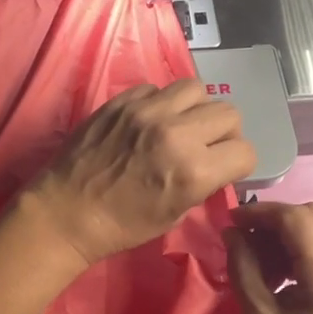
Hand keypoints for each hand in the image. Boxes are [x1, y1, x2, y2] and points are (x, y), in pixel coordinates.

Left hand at [24, 80, 256, 266]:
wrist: (66, 212)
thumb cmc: (121, 225)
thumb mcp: (175, 214)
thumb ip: (202, 183)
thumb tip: (214, 164)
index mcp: (194, 171)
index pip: (246, 151)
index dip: (238, 163)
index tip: (224, 168)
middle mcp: (176, 134)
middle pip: (228, 114)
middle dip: (224, 133)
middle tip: (205, 146)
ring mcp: (147, 112)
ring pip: (196, 89)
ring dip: (196, 108)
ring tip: (180, 126)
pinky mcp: (122, 101)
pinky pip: (158, 88)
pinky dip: (161, 103)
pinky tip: (148, 122)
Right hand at [225, 202, 312, 313]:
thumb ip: (243, 267)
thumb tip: (232, 233)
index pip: (295, 219)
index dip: (261, 213)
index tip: (232, 220)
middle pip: (312, 214)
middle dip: (275, 219)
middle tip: (245, 238)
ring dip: (288, 231)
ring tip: (260, 258)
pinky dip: (303, 246)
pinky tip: (282, 271)